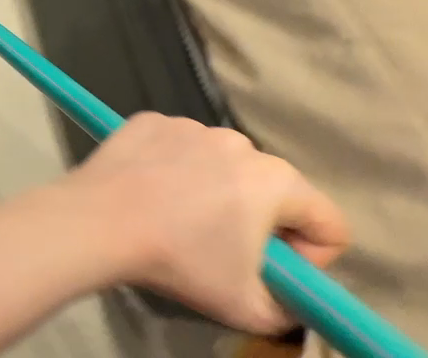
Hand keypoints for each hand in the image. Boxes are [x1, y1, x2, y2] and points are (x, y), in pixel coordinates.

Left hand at [63, 113, 351, 334]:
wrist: (98, 221)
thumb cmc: (180, 260)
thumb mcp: (252, 308)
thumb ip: (292, 306)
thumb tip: (290, 294)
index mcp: (276, 180)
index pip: (328, 223)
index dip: (311, 256)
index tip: (272, 269)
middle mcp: (237, 142)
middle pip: (274, 190)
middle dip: (261, 220)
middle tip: (223, 247)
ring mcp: (188, 124)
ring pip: (223, 164)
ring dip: (217, 189)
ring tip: (180, 216)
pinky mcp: (149, 120)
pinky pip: (179, 147)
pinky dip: (175, 166)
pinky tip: (153, 189)